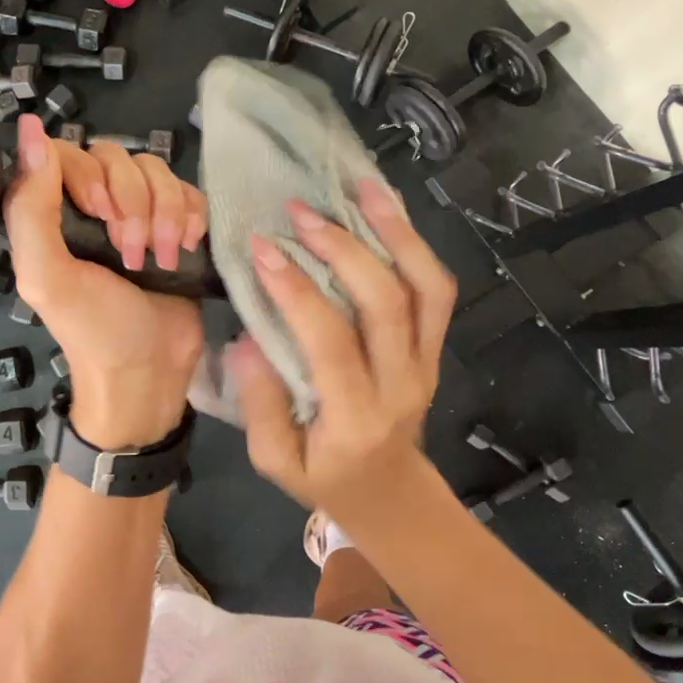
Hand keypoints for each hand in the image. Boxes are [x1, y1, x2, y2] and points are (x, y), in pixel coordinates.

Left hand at [3, 115, 207, 448]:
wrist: (151, 373)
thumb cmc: (93, 329)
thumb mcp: (47, 276)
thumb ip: (31, 207)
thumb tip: (29, 128)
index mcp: (53, 213)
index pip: (66, 151)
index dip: (90, 175)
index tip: (100, 215)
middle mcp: (93, 205)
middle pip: (117, 156)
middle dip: (133, 202)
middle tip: (131, 252)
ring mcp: (138, 212)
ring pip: (156, 170)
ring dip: (164, 214)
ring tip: (161, 259)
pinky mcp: (176, 224)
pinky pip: (188, 190)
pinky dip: (190, 217)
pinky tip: (186, 248)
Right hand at [227, 179, 455, 514]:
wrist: (392, 494)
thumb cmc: (324, 476)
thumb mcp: (274, 459)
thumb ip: (259, 401)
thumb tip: (247, 338)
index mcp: (356, 417)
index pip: (331, 342)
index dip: (296, 291)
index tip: (262, 248)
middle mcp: (401, 383)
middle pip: (386, 303)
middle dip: (342, 248)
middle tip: (299, 212)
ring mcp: (425, 361)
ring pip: (426, 287)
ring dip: (395, 231)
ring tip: (361, 187)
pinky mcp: (434, 346)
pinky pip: (435, 289)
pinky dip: (413, 243)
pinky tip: (386, 208)